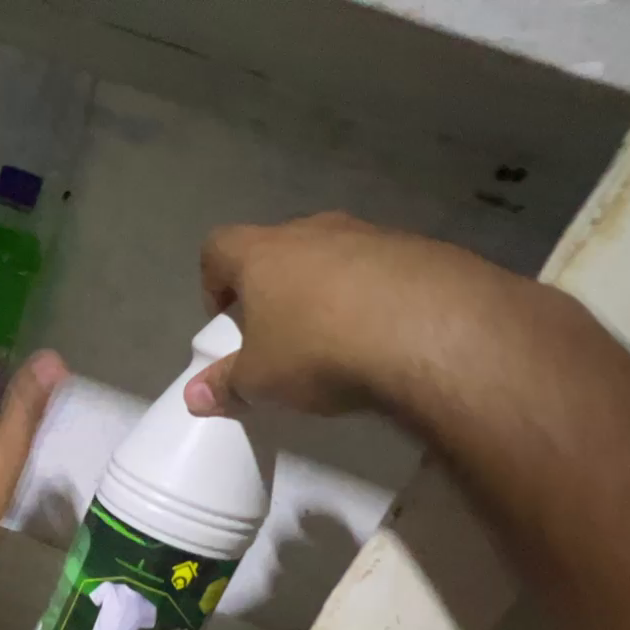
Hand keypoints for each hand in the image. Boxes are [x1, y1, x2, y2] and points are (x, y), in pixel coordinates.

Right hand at [184, 212, 566, 417]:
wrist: (436, 334)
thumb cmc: (320, 350)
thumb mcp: (259, 381)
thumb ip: (224, 386)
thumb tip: (194, 398)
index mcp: (264, 254)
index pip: (218, 247)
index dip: (212, 282)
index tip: (225, 321)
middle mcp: (316, 231)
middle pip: (278, 249)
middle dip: (271, 288)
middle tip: (277, 334)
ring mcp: (374, 236)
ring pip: (334, 258)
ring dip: (325, 292)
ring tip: (334, 342)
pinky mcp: (425, 251)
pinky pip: (382, 272)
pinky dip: (373, 299)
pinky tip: (382, 340)